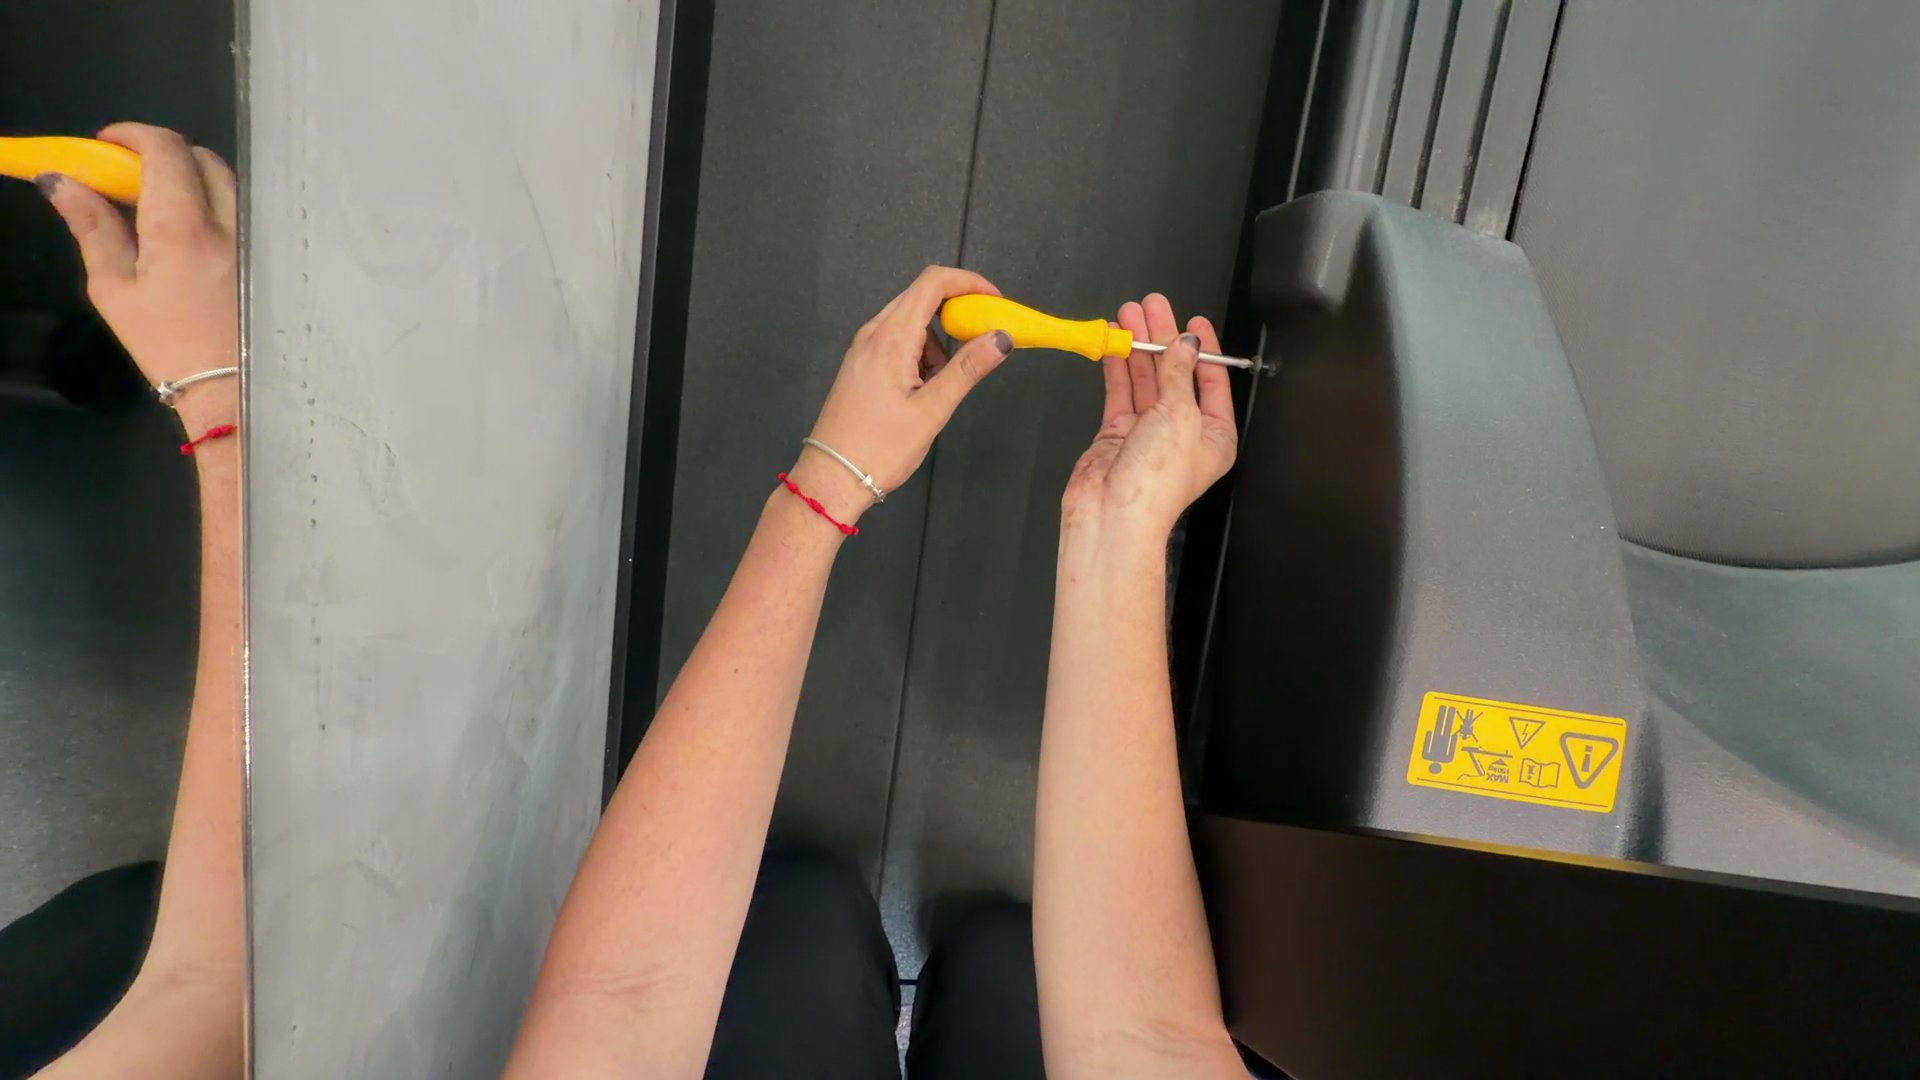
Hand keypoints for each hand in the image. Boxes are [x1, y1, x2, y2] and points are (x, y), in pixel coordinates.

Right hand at [39, 123, 238, 426]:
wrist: (234, 388)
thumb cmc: (168, 342)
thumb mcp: (114, 285)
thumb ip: (93, 226)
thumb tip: (64, 181)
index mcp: (186, 229)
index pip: (170, 152)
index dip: (134, 135)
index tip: (108, 147)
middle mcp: (234, 232)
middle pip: (210, 164)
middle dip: (168, 156)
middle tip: (133, 176)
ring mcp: (264, 250)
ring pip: (237, 192)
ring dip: (199, 183)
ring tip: (163, 207)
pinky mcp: (279, 267)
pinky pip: (254, 222)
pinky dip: (225, 211)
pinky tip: (201, 235)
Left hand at [792, 265, 1013, 522]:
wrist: (833, 478)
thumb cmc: (881, 449)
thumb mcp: (932, 410)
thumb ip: (968, 369)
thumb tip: (1002, 337)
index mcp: (890, 338)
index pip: (932, 282)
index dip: (969, 283)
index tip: (995, 303)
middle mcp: (873, 333)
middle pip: (921, 299)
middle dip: (955, 317)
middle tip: (977, 350)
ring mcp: (863, 349)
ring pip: (910, 325)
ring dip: (936, 345)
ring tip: (936, 391)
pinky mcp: (860, 365)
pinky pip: (896, 344)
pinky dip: (918, 358)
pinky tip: (919, 393)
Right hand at [1062, 293, 1236, 536]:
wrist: (1113, 514)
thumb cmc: (1157, 479)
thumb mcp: (1180, 416)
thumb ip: (1178, 374)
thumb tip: (1183, 343)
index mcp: (1213, 435)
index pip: (1212, 381)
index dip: (1203, 348)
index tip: (1193, 319)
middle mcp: (1182, 433)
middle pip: (1175, 375)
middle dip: (1163, 338)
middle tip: (1152, 306)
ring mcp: (1147, 433)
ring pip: (1145, 380)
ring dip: (1137, 347)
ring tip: (1128, 315)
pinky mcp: (1116, 434)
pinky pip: (1120, 393)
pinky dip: (1116, 367)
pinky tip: (1114, 343)